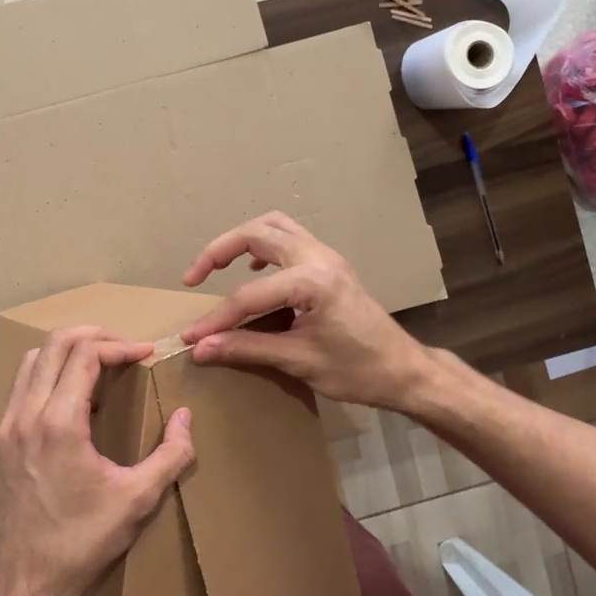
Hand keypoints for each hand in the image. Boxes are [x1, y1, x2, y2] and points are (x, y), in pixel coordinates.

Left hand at [0, 326, 195, 595]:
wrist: (29, 578)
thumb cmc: (83, 541)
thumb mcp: (138, 500)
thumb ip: (171, 455)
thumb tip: (185, 417)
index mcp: (59, 422)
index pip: (85, 354)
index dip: (120, 345)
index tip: (146, 354)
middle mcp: (28, 413)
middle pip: (55, 343)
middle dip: (94, 336)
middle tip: (125, 348)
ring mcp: (10, 424)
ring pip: (33, 358)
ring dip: (68, 350)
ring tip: (101, 363)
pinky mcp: (4, 438)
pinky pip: (24, 383)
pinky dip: (50, 372)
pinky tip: (76, 396)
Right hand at [180, 212, 434, 409]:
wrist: (404, 371)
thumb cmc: (357, 370)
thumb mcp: (298, 361)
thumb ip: (247, 348)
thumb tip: (201, 349)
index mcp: (313, 281)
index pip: (249, 295)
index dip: (216, 318)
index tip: (191, 337)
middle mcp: (318, 257)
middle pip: (257, 233)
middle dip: (219, 251)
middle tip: (193, 277)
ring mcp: (327, 256)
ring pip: (274, 225)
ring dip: (242, 239)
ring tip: (217, 264)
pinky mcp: (330, 263)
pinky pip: (290, 237)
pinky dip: (264, 244)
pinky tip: (254, 271)